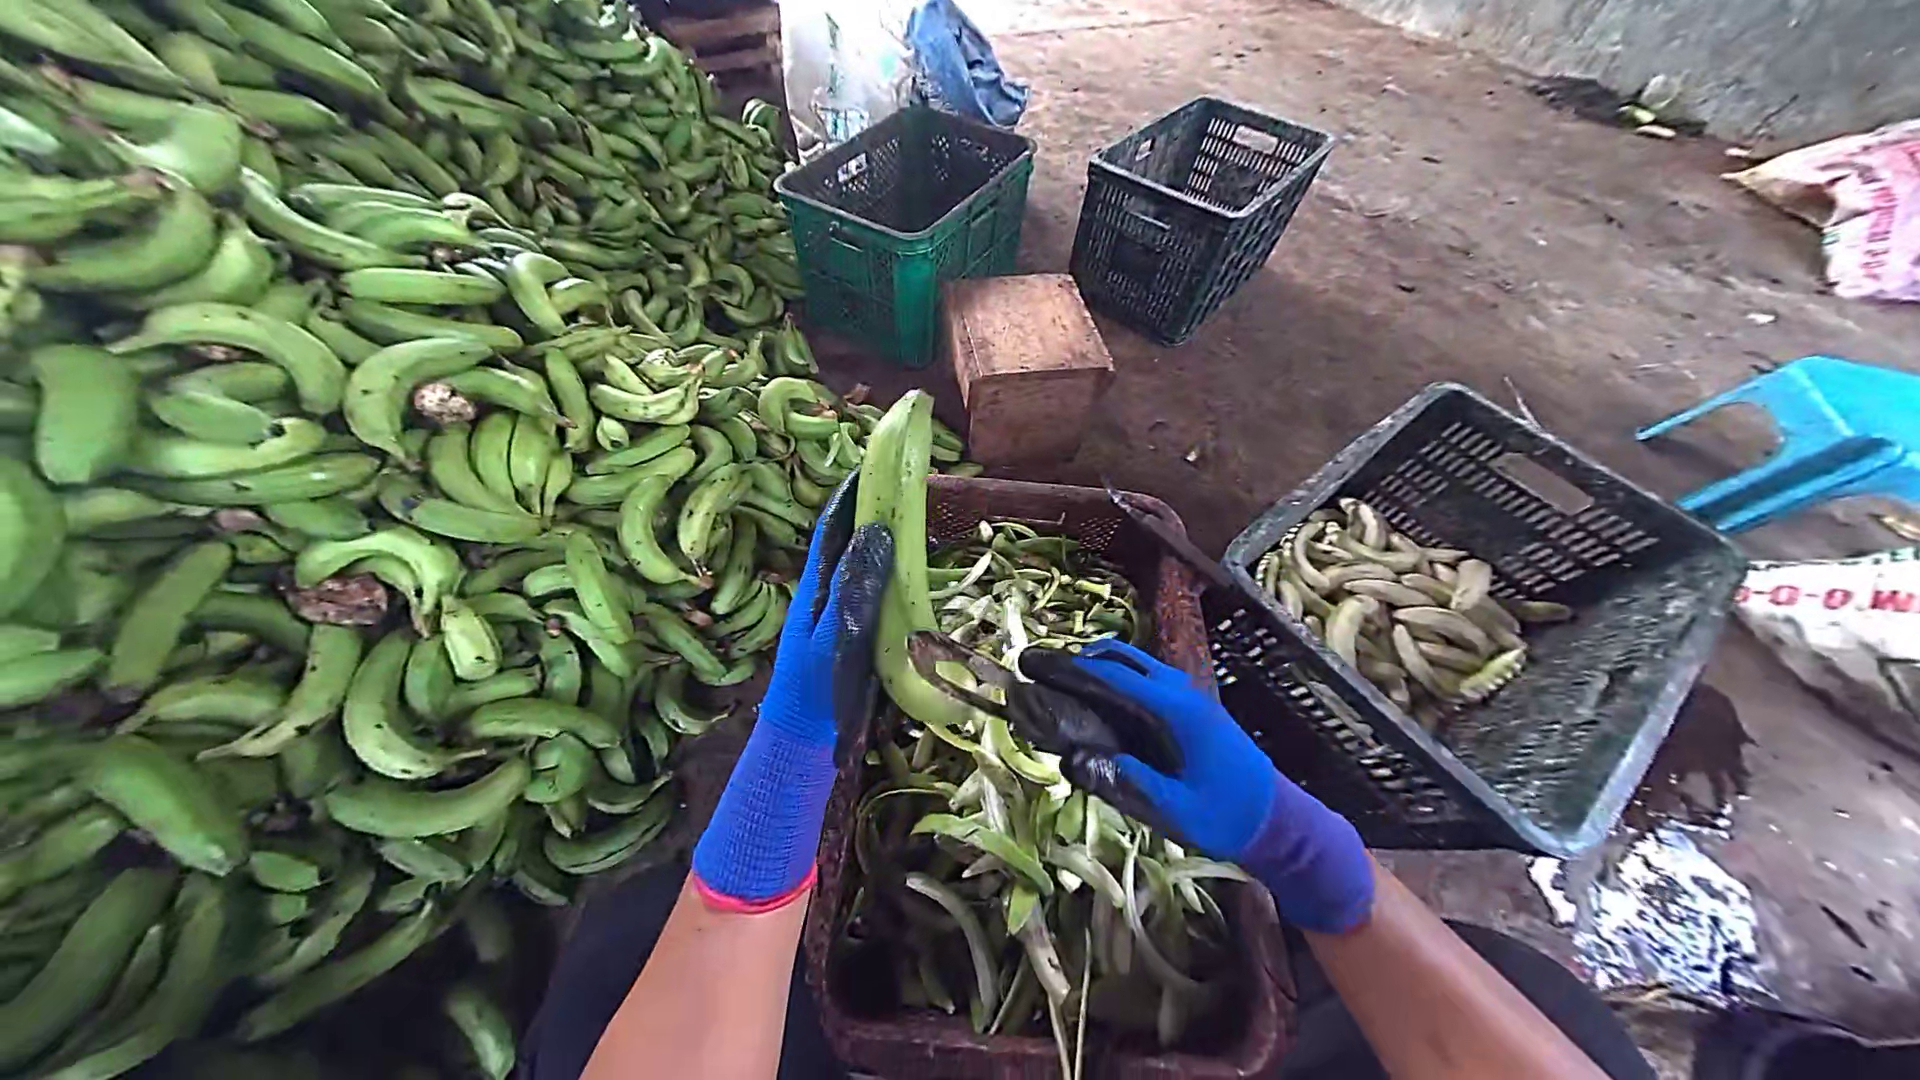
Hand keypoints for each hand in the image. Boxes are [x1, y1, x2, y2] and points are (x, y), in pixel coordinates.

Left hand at [691, 476, 892, 911]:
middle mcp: (823, 592)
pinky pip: (869, 590)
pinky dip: (886, 570)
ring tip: (908, 517)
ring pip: (858, 563)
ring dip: (878, 537)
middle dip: (867, 509)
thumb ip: (853, 588)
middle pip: (845, 540)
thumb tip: (876, 532)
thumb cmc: (814, 690)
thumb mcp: (833, 636)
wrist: (802, 740)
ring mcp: (836, 613)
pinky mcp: (849, 633)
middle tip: (900, 486)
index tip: (871, 466)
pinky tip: (905, 572)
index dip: (848, 496)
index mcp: (814, 586)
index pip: (832, 528)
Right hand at [1040, 639, 1375, 933]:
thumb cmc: (1228, 816)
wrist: (1280, 820)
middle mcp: (1181, 691)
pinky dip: (1116, 674)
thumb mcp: (1178, 809)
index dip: (1072, 669)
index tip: (1037, 665)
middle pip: (1124, 656)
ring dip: (1099, 663)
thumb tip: (1075, 761)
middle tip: (1044, 669)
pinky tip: (1099, 697)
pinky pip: (1145, 675)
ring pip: (1135, 662)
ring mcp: (1188, 694)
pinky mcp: (1191, 705)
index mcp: (1177, 709)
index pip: (1115, 675)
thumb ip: (1130, 784)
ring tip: (1063, 680)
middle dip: (1081, 657)